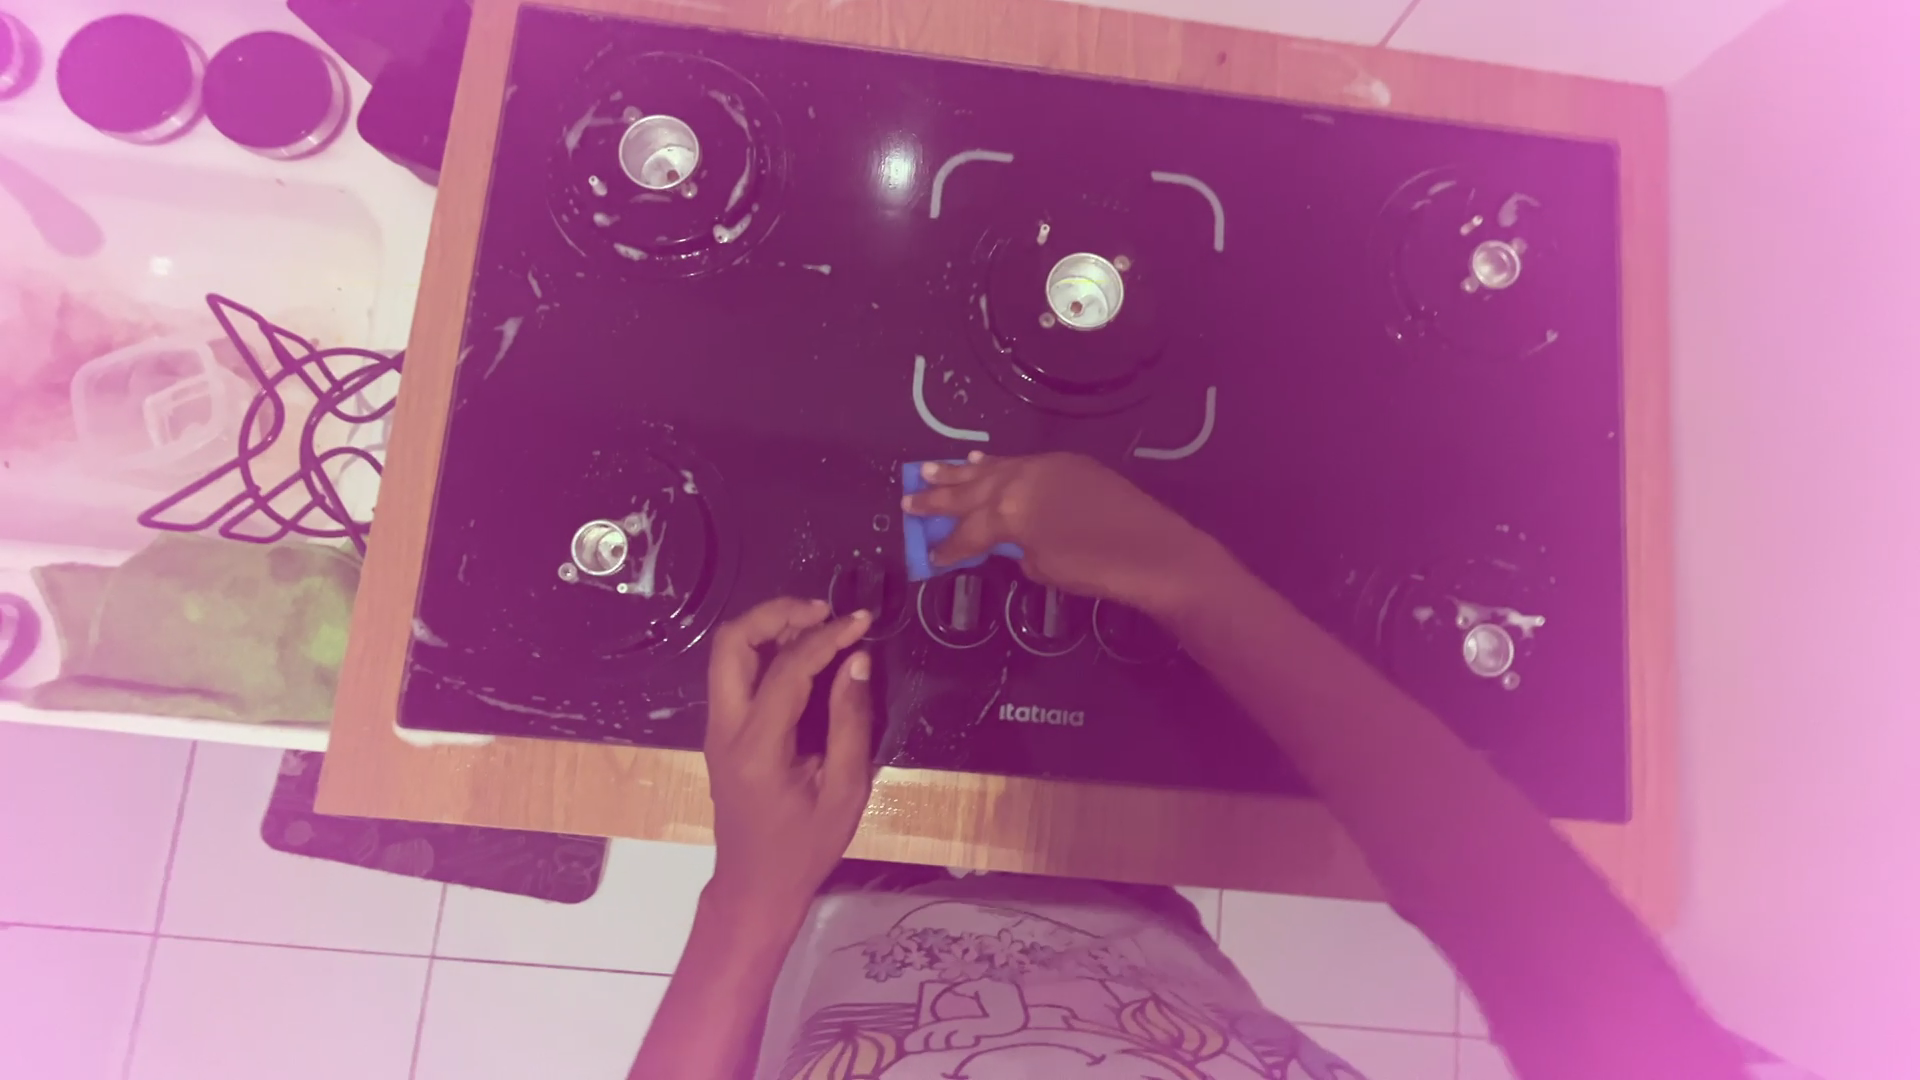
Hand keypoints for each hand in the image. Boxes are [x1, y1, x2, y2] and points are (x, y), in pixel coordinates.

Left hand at [703, 597, 875, 916]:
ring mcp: (717, 727)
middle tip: (824, 611)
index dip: (827, 637)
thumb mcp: (846, 791)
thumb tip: (857, 660)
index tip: (861, 621)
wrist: (755, 886)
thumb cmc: (805, 847)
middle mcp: (726, 728)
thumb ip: (851, 722)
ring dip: (769, 626)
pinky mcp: (723, 729)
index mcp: (758, 747)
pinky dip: (766, 647)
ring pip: (727, 651)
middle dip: (777, 613)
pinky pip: (735, 670)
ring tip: (818, 623)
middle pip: (731, 642)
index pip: (787, 669)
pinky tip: (803, 650)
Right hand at [901, 452, 1230, 617]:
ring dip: (959, 471)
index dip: (948, 547)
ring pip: (992, 467)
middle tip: (907, 498)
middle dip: (937, 498)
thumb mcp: (1044, 567)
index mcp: (1008, 511)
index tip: (930, 556)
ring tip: (930, 470)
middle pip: (968, 490)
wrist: (1153, 549)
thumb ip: (1015, 548)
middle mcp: (1018, 480)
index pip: (967, 531)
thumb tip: (1008, 541)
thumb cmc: (1095, 568)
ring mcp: (1042, 466)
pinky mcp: (1065, 463)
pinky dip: (996, 463)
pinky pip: (1019, 461)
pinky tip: (980, 459)